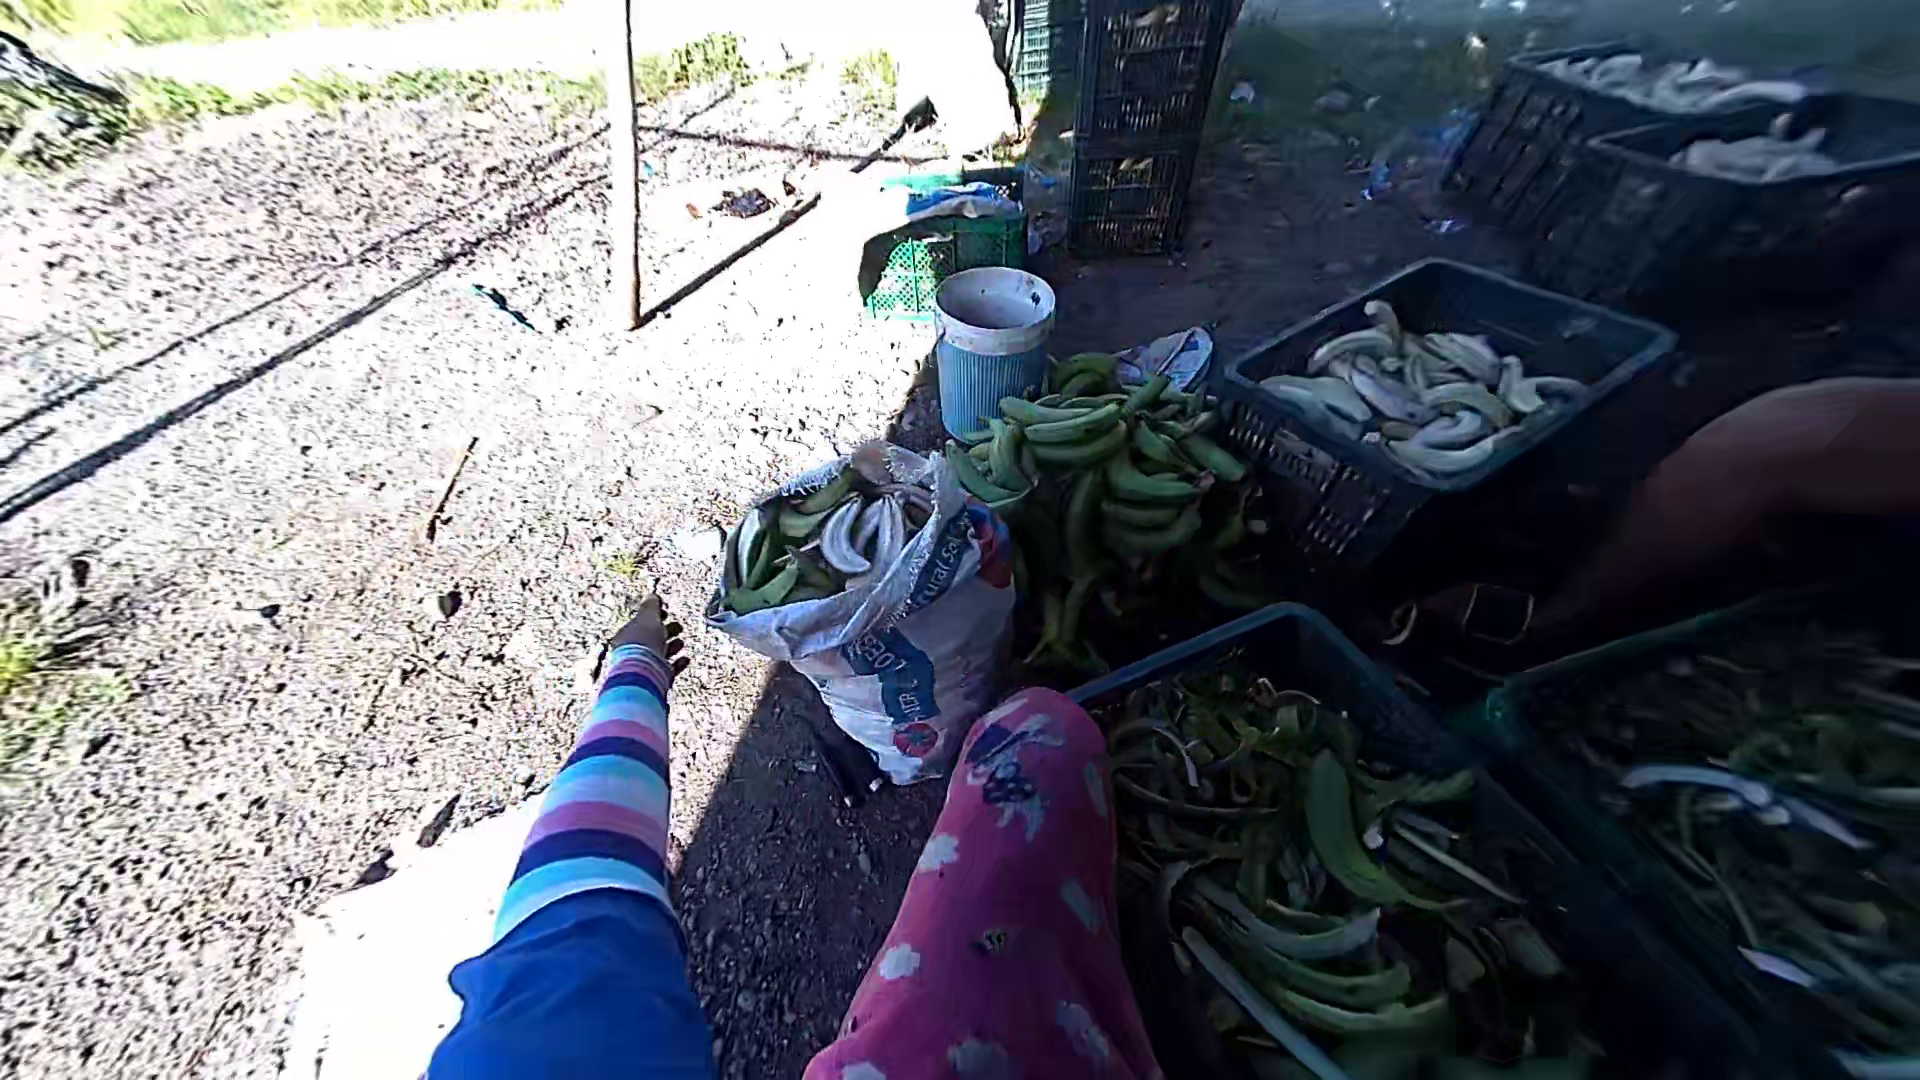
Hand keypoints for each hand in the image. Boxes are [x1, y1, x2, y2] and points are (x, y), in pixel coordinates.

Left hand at [611, 593, 685, 673]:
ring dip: (672, 646)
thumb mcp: (648, 618)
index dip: (654, 617)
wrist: (643, 672)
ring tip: (681, 642)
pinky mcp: (655, 677)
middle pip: (651, 639)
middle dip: (665, 631)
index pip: (640, 623)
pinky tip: (685, 658)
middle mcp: (632, 651)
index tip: (666, 612)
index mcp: (626, 636)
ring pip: (660, 653)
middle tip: (677, 627)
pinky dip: (677, 663)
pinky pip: (668, 669)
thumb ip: (651, 606)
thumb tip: (652, 595)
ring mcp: (644, 665)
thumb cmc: (642, 642)